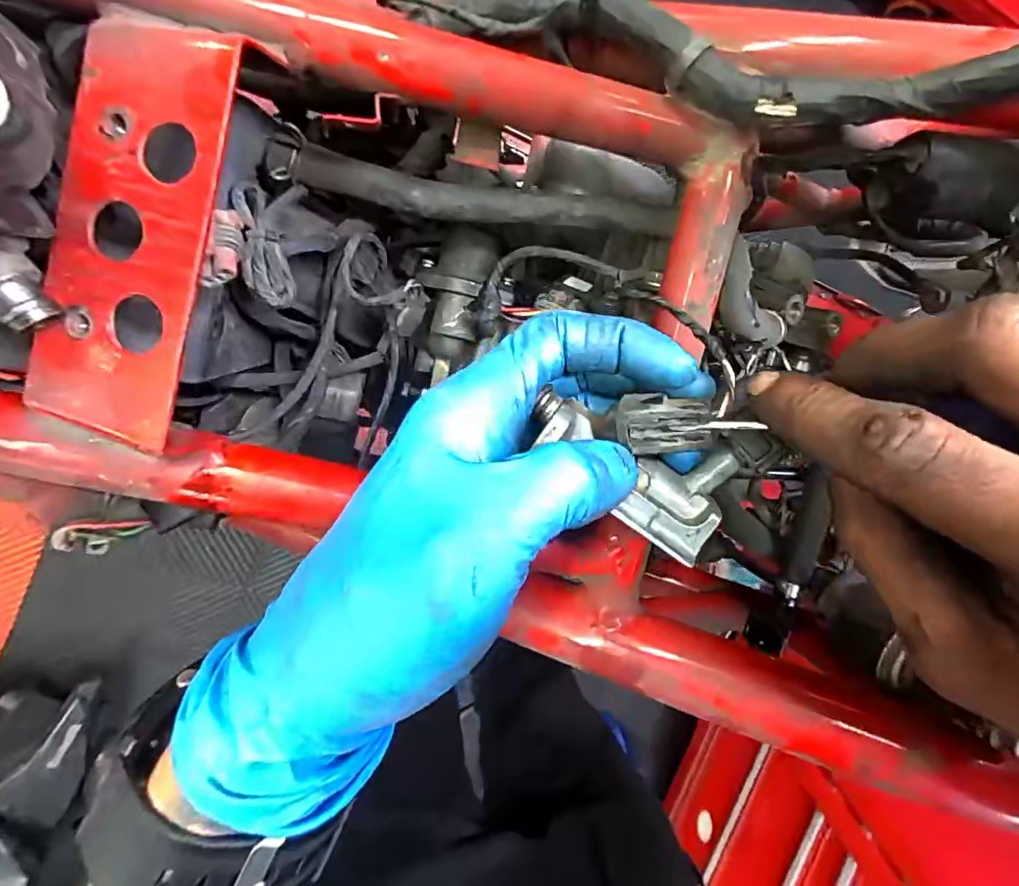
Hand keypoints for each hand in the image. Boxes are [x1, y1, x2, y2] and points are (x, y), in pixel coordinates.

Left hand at [170, 312, 710, 836]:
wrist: (332, 676)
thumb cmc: (390, 594)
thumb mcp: (489, 525)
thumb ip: (567, 480)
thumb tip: (624, 466)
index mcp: (474, 410)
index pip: (556, 341)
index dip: (623, 343)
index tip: (679, 372)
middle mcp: (487, 435)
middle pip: (575, 395)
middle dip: (635, 412)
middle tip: (686, 443)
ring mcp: (494, 483)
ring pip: (575, 454)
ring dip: (620, 473)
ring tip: (662, 499)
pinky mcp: (500, 526)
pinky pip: (562, 504)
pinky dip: (595, 516)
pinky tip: (612, 543)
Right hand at [751, 282, 1018, 885]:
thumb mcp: (978, 664)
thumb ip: (885, 552)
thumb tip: (839, 457)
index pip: (922, 449)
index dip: (827, 414)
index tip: (778, 395)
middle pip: (997, 337)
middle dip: (896, 348)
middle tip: (857, 380)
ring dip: (960, 343)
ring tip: (934, 389)